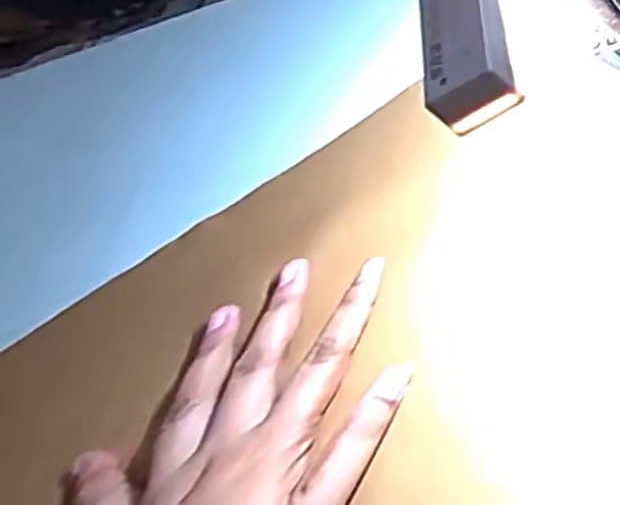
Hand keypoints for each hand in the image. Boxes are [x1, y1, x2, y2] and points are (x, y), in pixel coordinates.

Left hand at [62, 259, 410, 504]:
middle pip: (258, 366)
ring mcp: (169, 479)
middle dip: (280, 314)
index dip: (353, 307)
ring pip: (192, 403)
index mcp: (277, 439)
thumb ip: (359, 438)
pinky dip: (99, 470)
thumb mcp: (326, 500)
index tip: (370, 268)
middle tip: (291, 270)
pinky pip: (107, 489)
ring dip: (209, 357)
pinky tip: (90, 455)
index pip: (327, 357)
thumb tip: (400, 372)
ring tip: (218, 316)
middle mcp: (225, 445)